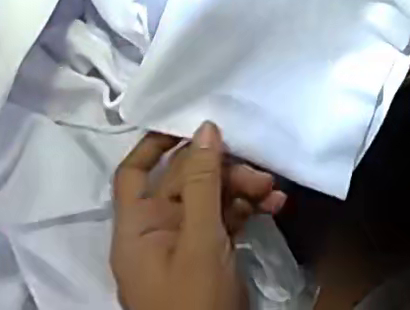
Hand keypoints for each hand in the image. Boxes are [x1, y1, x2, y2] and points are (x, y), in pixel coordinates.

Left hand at [110, 122, 288, 309]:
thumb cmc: (193, 306)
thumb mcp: (200, 241)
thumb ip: (201, 182)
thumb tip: (205, 126)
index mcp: (137, 230)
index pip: (134, 172)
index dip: (157, 142)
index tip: (193, 119)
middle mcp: (156, 232)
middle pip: (184, 179)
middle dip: (222, 168)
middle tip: (258, 171)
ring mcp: (183, 245)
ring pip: (210, 196)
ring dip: (242, 187)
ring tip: (272, 190)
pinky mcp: (208, 256)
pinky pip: (226, 218)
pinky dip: (248, 208)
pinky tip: (275, 205)